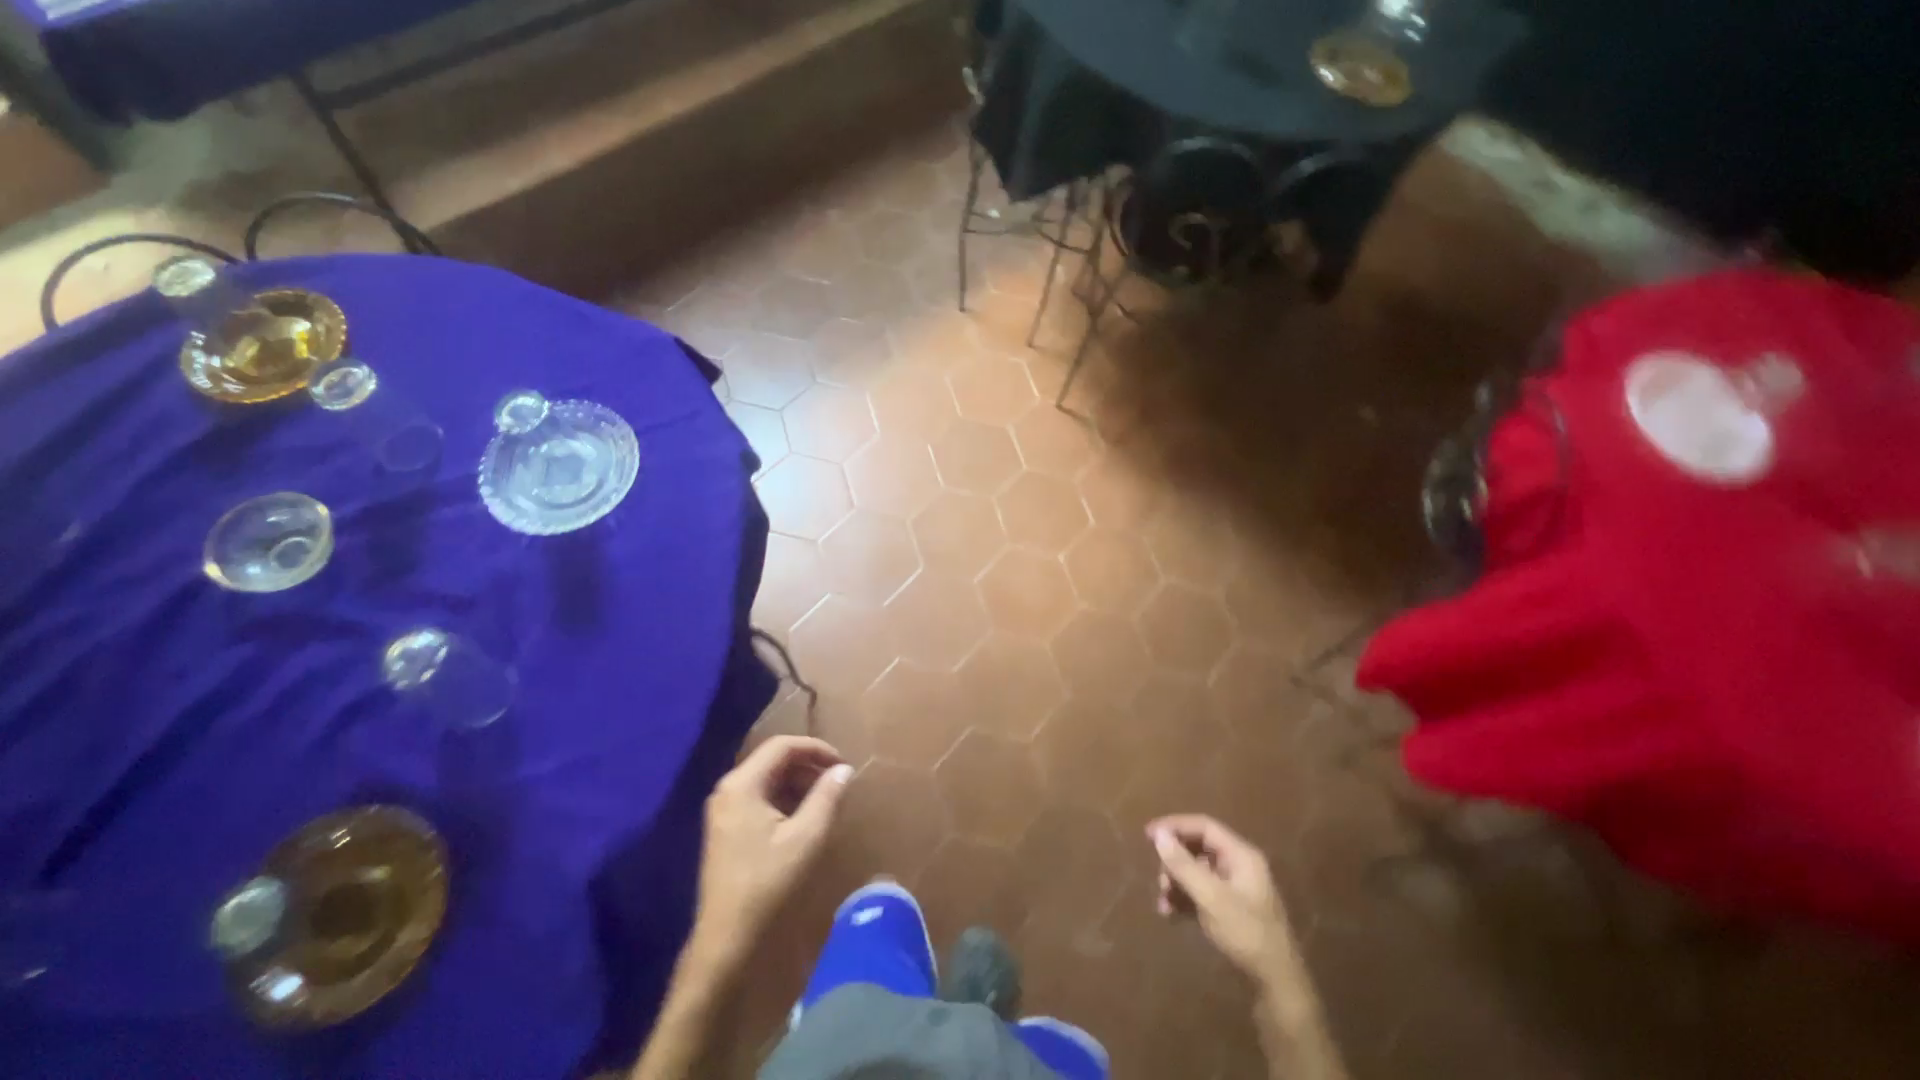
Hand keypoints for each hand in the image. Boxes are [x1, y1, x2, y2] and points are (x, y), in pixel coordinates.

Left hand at [695, 736, 852, 950]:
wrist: (728, 935)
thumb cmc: (768, 882)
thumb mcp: (806, 837)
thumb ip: (827, 797)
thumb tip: (843, 770)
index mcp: (742, 784)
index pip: (782, 746)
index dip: (816, 749)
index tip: (844, 764)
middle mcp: (727, 789)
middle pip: (772, 760)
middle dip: (808, 766)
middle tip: (838, 784)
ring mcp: (723, 810)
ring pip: (766, 780)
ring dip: (798, 784)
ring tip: (826, 801)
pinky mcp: (726, 829)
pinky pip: (758, 799)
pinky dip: (784, 800)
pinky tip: (804, 819)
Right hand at [1147, 814, 1297, 982]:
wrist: (1274, 980)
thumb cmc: (1246, 933)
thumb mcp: (1212, 898)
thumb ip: (1184, 865)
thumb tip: (1159, 834)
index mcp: (1241, 856)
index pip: (1204, 827)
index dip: (1175, 826)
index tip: (1147, 835)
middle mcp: (1238, 867)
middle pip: (1198, 850)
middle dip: (1174, 863)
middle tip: (1160, 881)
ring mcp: (1234, 889)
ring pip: (1196, 873)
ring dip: (1176, 884)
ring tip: (1163, 903)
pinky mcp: (1228, 909)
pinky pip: (1199, 893)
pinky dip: (1183, 900)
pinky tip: (1169, 914)